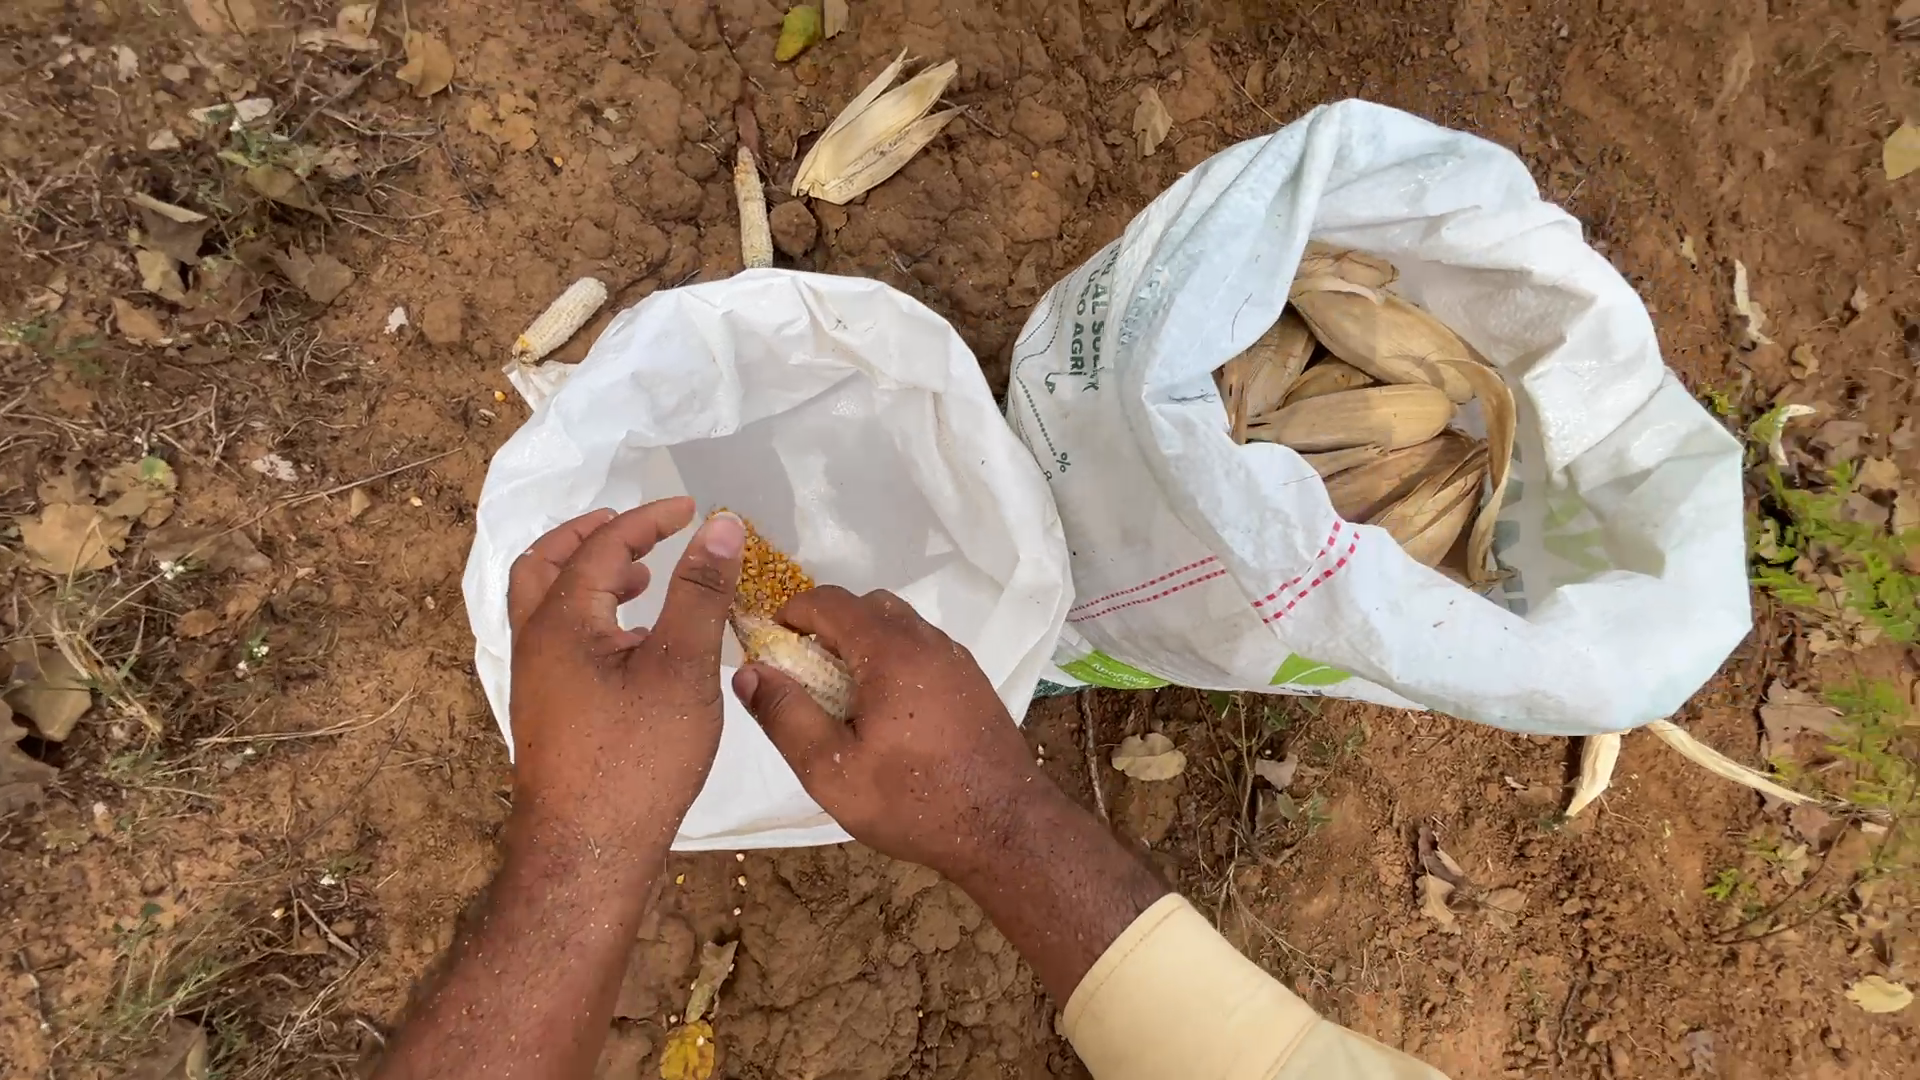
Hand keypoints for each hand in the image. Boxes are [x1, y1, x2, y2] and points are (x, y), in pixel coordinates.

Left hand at [506, 498, 744, 859]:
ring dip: (590, 574)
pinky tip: (637, 639)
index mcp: (561, 624)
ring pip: (548, 604)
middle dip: (592, 535)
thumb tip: (720, 526)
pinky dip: (594, 614)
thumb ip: (701, 591)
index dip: (649, 519)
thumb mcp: (682, 666)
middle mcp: (536, 645)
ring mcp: (539, 681)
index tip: (691, 508)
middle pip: (545, 565)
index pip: (602, 547)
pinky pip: (562, 637)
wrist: (591, 851)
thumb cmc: (639, 754)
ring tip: (642, 576)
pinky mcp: (552, 710)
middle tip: (638, 528)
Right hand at [730, 586, 1060, 879]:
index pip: (831, 601)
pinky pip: (925, 647)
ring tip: (847, 692)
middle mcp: (927, 641)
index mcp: (890, 651)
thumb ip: (786, 714)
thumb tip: (749, 671)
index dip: (794, 612)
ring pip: (901, 624)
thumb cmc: (912, 800)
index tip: (773, 641)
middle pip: (869, 604)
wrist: (1004, 826)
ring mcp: (956, 658)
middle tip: (808, 670)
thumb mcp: (831, 770)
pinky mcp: (973, 680)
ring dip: (866, 640)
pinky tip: (891, 708)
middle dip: (830, 624)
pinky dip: (897, 656)